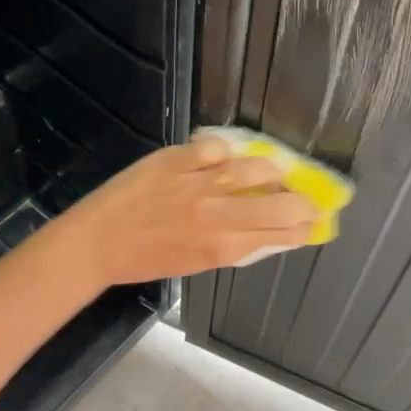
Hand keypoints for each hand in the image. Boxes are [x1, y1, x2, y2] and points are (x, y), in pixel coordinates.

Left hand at [48, 137, 318, 286]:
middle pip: (278, 204)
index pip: (280, 234)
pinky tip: (226, 157)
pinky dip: (226, 152)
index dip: (303, 227)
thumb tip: (269, 233)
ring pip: (255, 168)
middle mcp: (217, 214)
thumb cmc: (147, 258)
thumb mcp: (196, 263)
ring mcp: (198, 183)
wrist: (97, 241)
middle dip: (301, 201)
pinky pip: (217, 148)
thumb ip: (234, 245)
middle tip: (307, 198)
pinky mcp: (178, 159)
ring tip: (274, 170)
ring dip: (272, 170)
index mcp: (223, 246)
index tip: (314, 221)